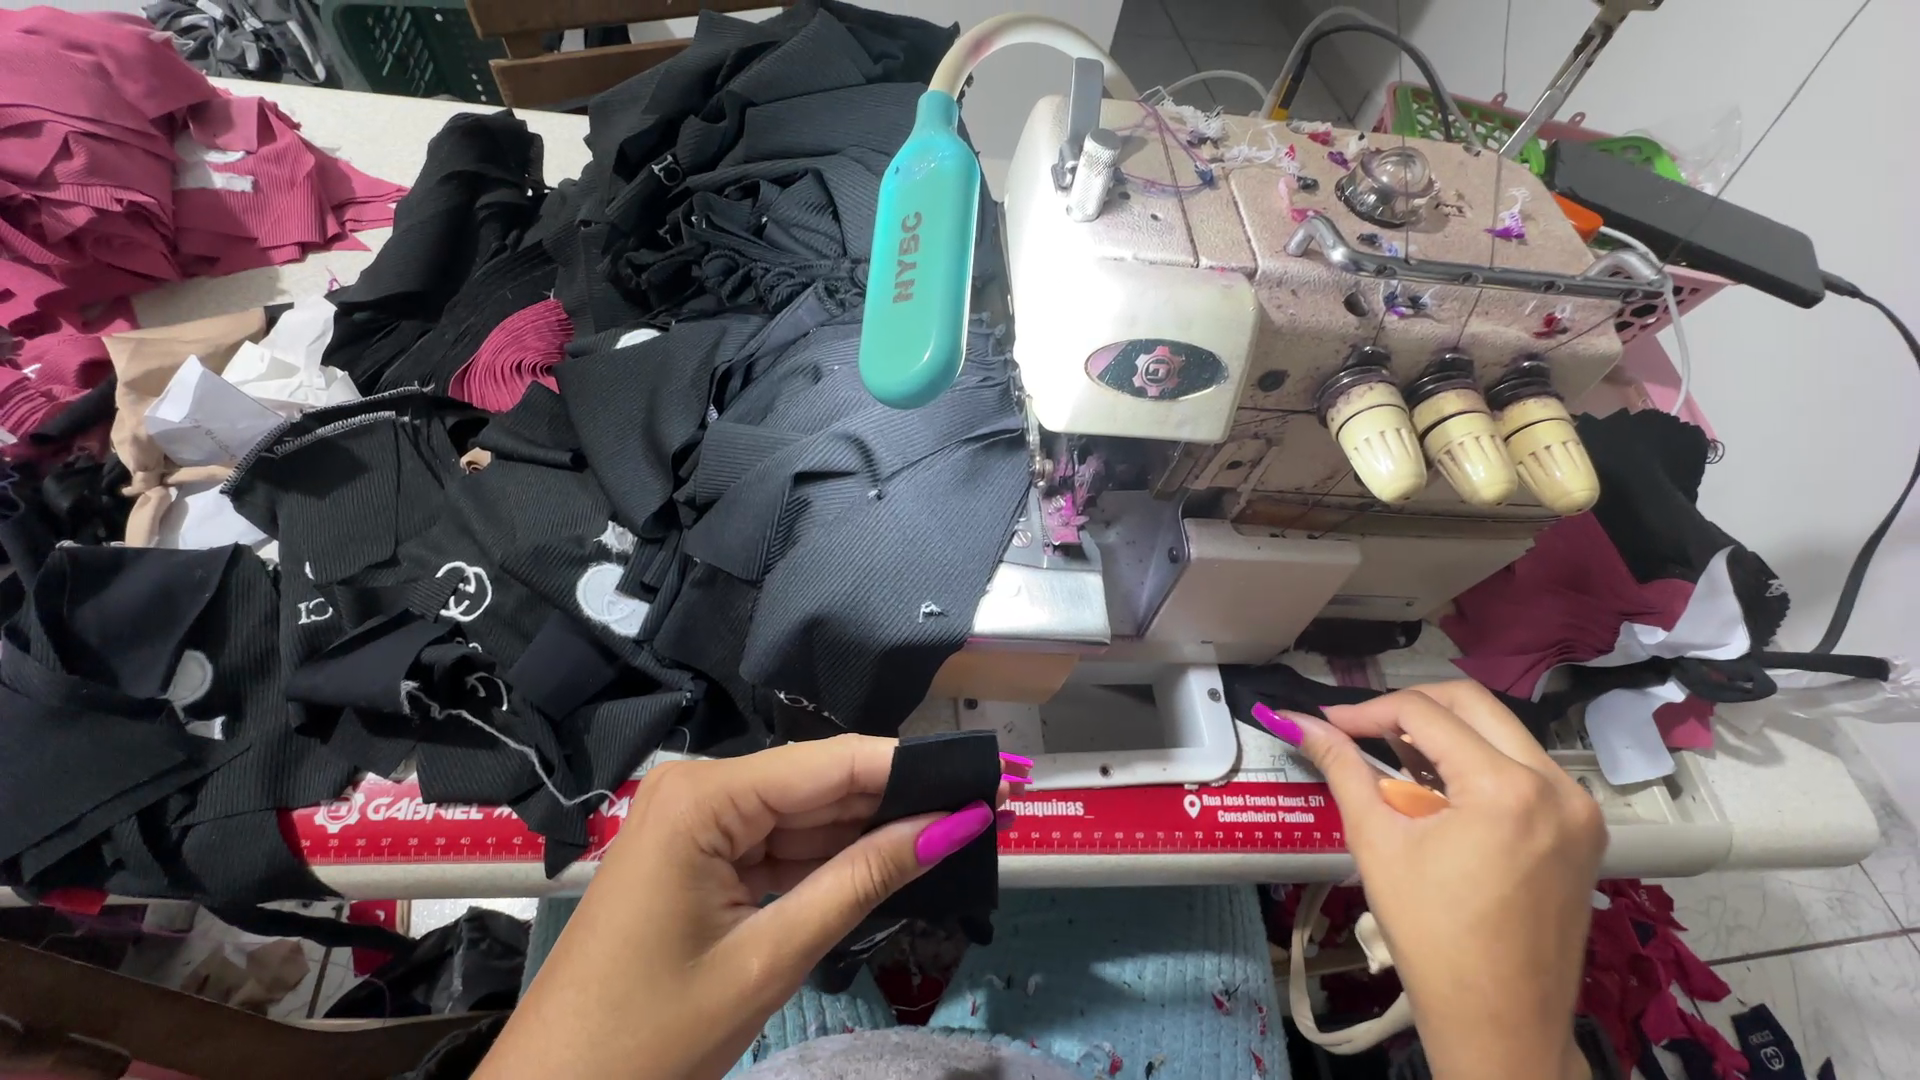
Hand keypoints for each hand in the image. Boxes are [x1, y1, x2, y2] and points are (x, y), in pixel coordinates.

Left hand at [475, 735, 1016, 1079]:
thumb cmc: (651, 1038)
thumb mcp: (773, 954)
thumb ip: (866, 879)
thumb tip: (955, 824)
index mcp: (707, 794)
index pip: (835, 762)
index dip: (916, 769)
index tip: (986, 779)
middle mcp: (701, 787)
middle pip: (821, 784)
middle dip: (898, 803)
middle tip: (981, 815)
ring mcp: (697, 820)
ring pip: (805, 816)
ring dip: (869, 835)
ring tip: (950, 838)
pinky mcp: (698, 853)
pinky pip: (778, 845)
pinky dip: (828, 862)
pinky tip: (887, 865)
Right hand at [1282, 682, 1605, 1079]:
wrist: (1500, 1019)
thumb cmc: (1431, 933)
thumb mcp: (1376, 840)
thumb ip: (1340, 766)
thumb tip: (1297, 721)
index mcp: (1507, 788)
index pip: (1424, 713)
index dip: (1367, 710)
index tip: (1330, 724)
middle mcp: (1556, 785)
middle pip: (1471, 704)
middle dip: (1408, 706)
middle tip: (1361, 729)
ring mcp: (1578, 807)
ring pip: (1500, 730)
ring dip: (1443, 734)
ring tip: (1396, 765)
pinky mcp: (1581, 828)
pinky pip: (1522, 766)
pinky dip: (1475, 762)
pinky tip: (1438, 793)